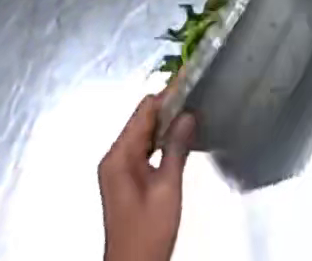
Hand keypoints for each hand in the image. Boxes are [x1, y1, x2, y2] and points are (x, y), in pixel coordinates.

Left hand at [99, 94, 195, 260]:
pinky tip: (180, 137)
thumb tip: (188, 114)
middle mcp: (114, 157)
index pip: (143, 111)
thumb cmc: (149, 232)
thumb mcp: (168, 189)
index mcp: (119, 156)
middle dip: (168, 106)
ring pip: (144, 132)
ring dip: (166, 122)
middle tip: (197, 94)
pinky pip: (144, 147)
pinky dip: (161, 139)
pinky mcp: (126, 179)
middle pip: (142, 119)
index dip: (167, 94)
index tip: (191, 80)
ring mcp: (118, 169)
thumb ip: (177, 148)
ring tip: (194, 110)